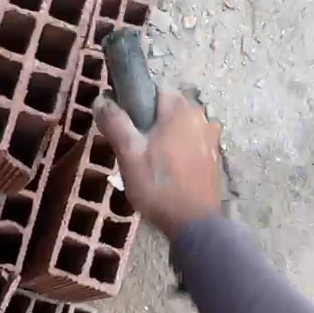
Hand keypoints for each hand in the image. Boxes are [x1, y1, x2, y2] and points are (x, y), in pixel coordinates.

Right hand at [95, 89, 223, 238]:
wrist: (193, 224)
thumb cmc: (158, 186)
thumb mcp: (129, 154)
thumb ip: (115, 123)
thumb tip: (101, 99)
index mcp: (180, 110)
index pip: (155, 88)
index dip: (135, 101)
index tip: (123, 123)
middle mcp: (200, 117)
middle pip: (167, 109)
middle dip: (148, 122)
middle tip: (131, 149)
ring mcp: (210, 138)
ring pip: (178, 128)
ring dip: (162, 138)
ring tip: (146, 164)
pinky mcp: (213, 157)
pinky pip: (189, 144)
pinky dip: (176, 151)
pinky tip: (165, 173)